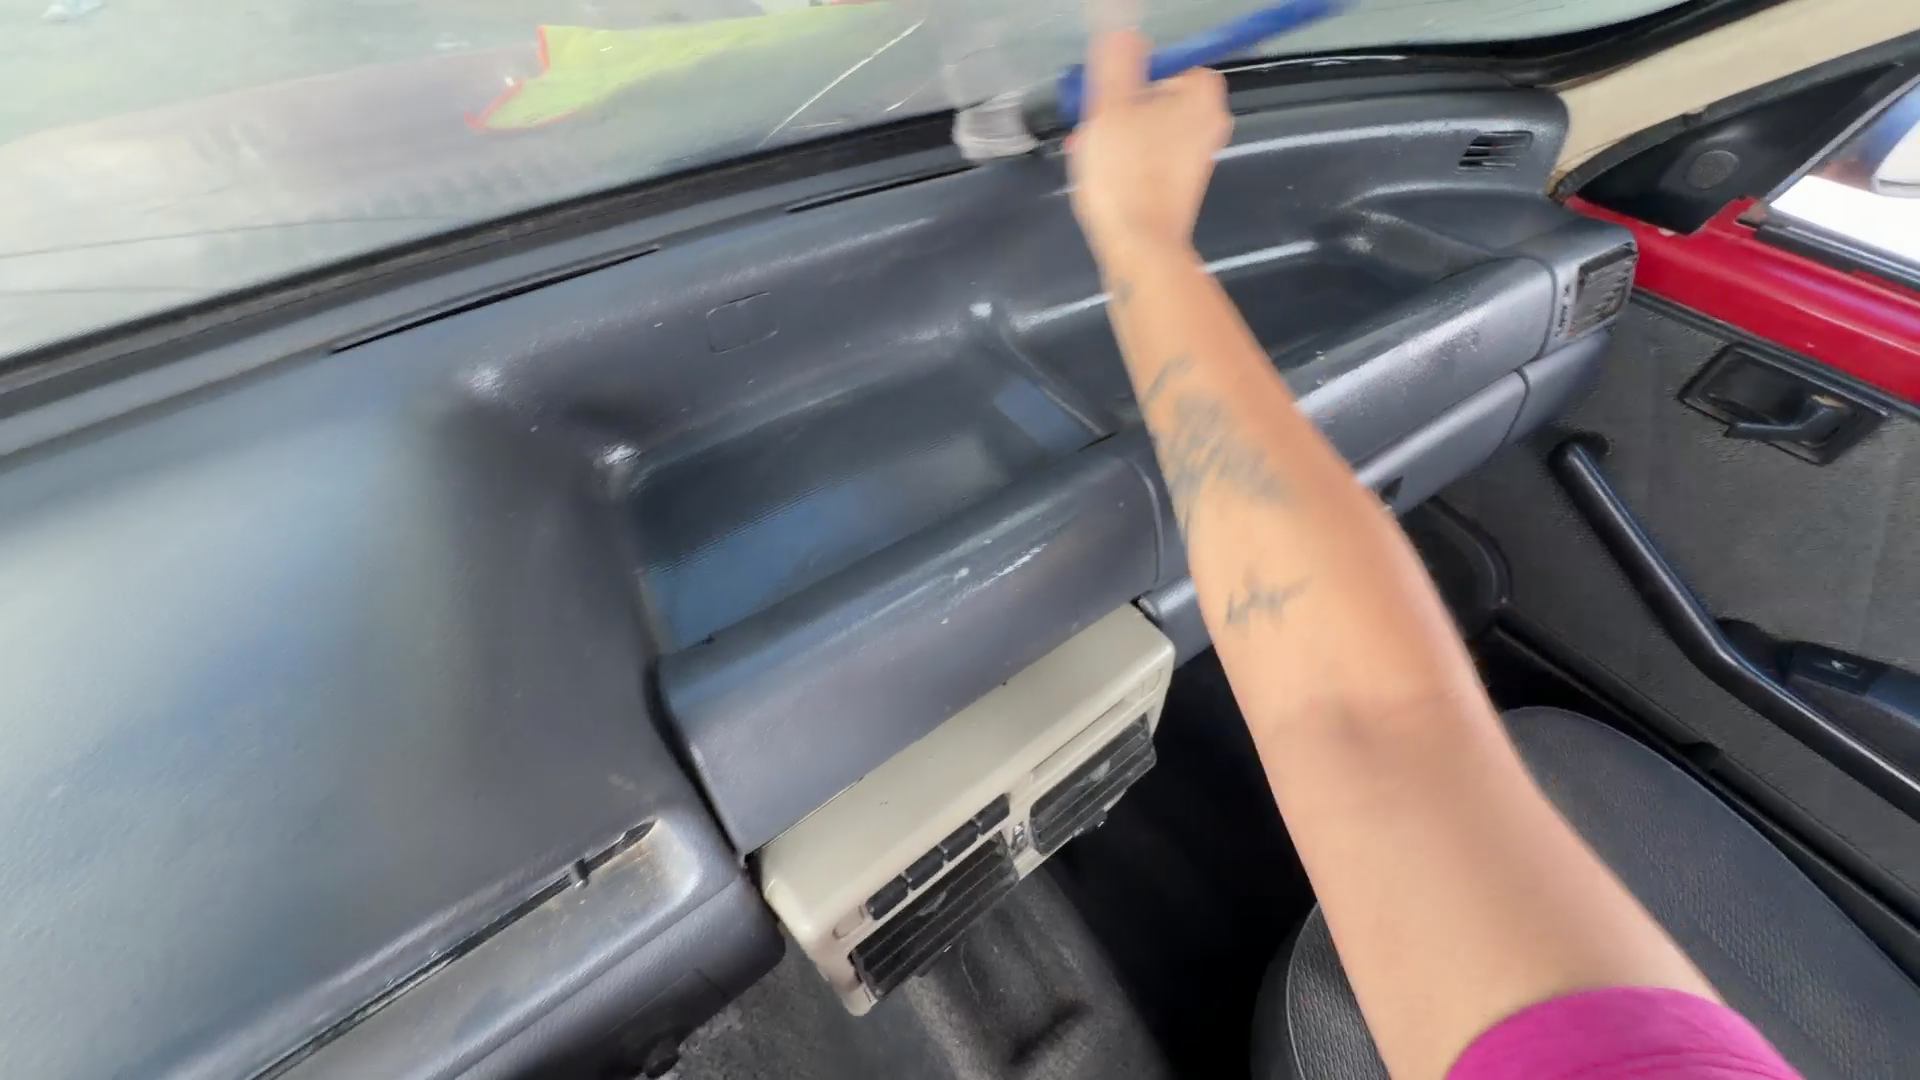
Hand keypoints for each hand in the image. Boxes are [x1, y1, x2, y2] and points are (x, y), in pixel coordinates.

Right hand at [1067, 30, 1232, 264]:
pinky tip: (1106, 184)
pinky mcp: (1183, 190)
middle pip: (1151, 101)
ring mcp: (1198, 160)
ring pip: (1147, 134)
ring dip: (1116, 142)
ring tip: (1092, 163)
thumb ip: (1117, 58)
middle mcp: (1210, 123)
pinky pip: (1150, 164)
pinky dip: (1127, 168)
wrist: (1140, 250)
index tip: (1101, 107)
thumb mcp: (1110, 105)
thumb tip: (1121, 21)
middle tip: (1091, 137)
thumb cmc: (1125, 175)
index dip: (1123, 84)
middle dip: (1116, 115)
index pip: (1158, 67)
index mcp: (1203, 93)